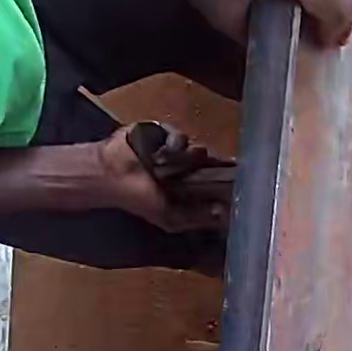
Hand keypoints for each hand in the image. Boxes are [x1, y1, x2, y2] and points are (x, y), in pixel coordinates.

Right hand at [94, 125, 230, 232]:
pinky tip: (169, 149)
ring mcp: (176, 150)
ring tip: (179, 160)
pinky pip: (180, 134)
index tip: (241, 178)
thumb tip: (224, 214)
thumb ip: (196, 216)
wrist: (110, 175)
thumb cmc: (138, 199)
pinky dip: (177, 141)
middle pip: (211, 163)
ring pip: (197, 148)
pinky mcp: (164, 132)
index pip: (216, 182)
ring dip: (192, 155)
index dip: (228, 180)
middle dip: (215, 165)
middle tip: (219, 166)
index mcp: (189, 188)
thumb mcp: (170, 217)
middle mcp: (186, 168)